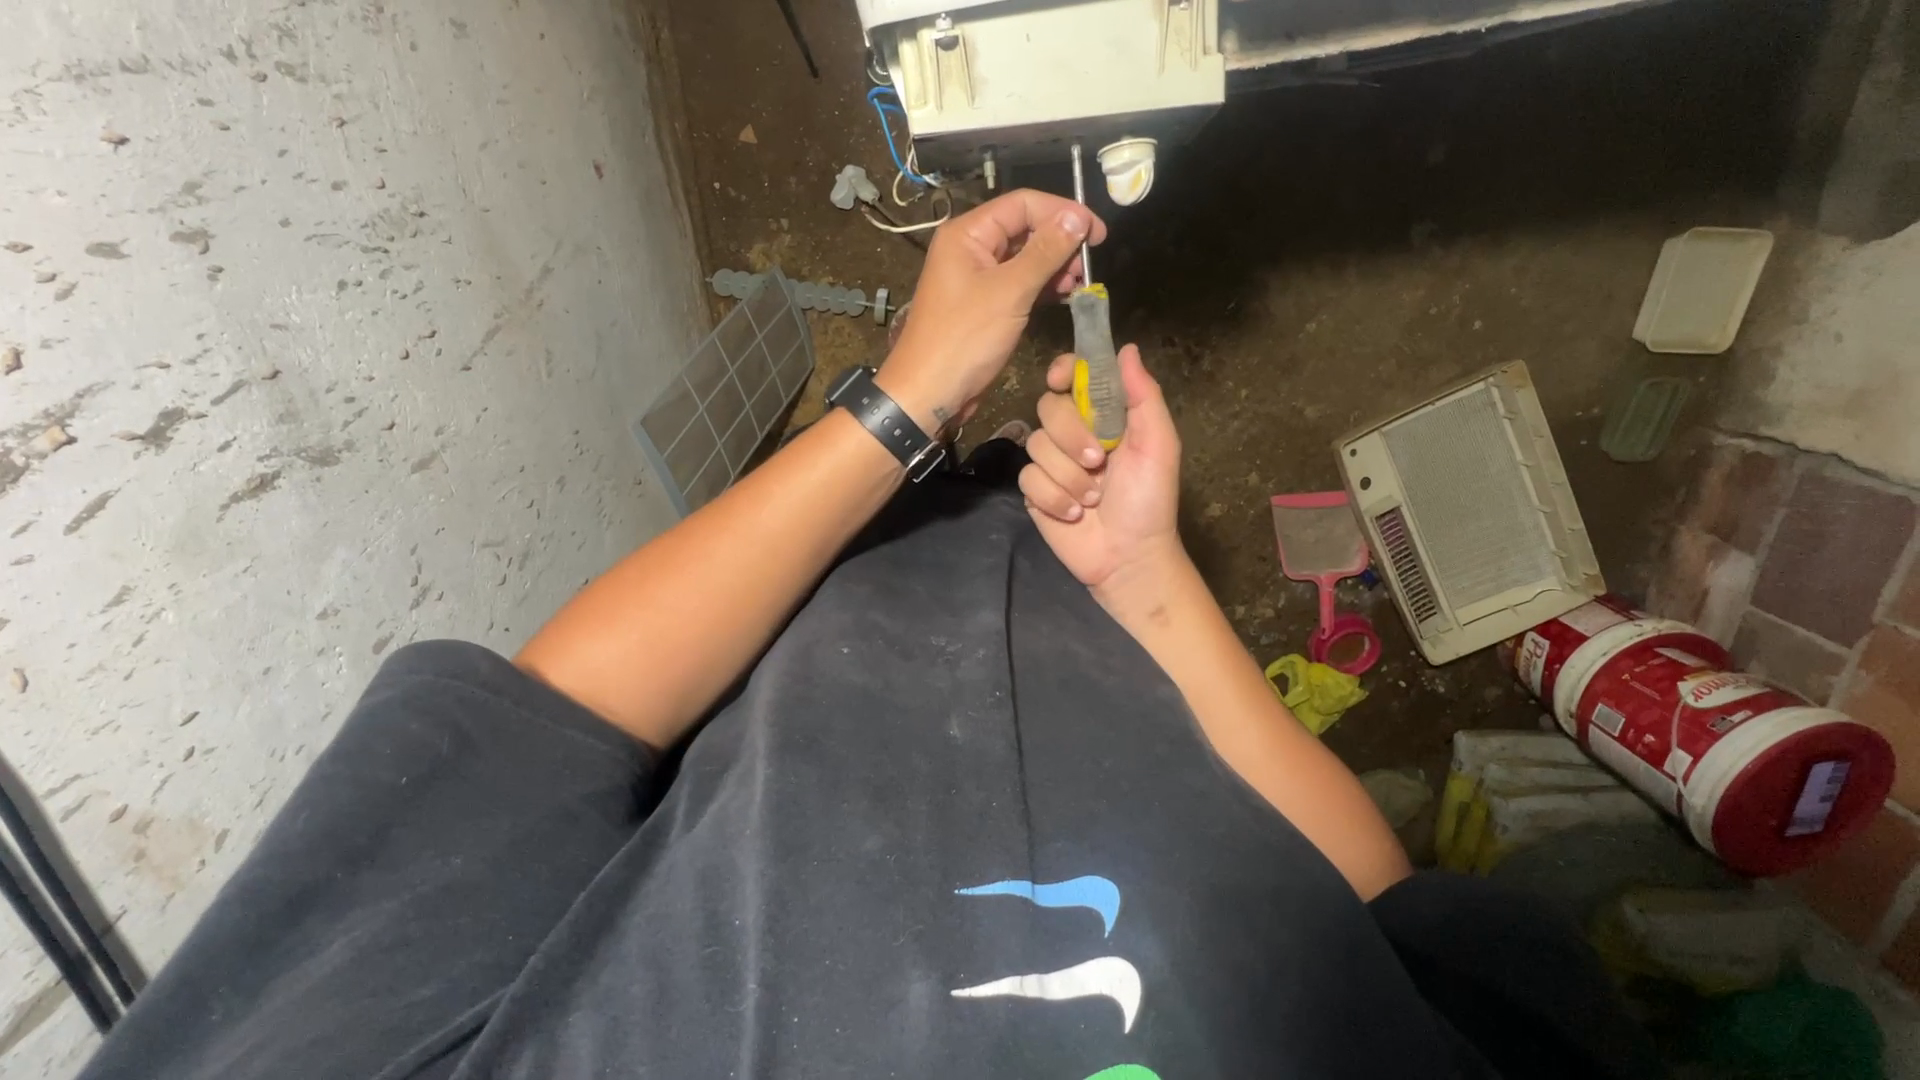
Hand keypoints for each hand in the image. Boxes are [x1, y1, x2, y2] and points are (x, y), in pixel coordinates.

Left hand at [874, 189, 1103, 432]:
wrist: (929, 393)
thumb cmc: (964, 339)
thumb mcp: (1009, 292)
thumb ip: (1045, 252)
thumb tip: (1077, 216)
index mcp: (968, 234)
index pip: (1023, 203)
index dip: (1062, 212)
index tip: (1097, 233)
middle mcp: (971, 249)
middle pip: (1025, 229)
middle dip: (1060, 242)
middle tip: (1088, 265)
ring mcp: (978, 278)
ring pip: (1025, 258)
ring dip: (1055, 266)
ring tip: (1078, 284)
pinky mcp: (985, 305)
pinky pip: (1019, 284)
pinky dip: (1042, 287)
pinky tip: (1064, 296)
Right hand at [1019, 344, 1185, 604]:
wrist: (1129, 556)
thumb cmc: (1150, 501)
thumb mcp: (1158, 445)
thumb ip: (1143, 396)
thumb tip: (1126, 348)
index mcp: (1105, 417)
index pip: (1074, 377)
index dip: (1064, 371)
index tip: (1062, 379)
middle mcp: (1074, 434)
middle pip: (1048, 407)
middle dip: (1071, 435)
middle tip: (1098, 462)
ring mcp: (1051, 463)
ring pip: (1036, 445)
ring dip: (1068, 476)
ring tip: (1092, 500)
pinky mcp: (1034, 492)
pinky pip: (1028, 478)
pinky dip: (1053, 497)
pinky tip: (1073, 514)